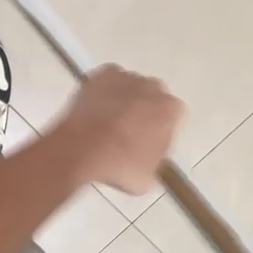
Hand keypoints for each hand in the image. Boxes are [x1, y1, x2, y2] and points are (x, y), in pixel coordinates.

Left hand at [53, 66, 182, 195]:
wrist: (81, 149)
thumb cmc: (119, 166)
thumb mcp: (147, 177)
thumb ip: (154, 162)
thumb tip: (148, 159)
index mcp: (171, 110)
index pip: (172, 118)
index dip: (160, 131)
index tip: (147, 143)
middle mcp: (154, 87)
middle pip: (153, 98)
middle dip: (144, 112)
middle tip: (127, 133)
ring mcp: (126, 78)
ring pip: (130, 88)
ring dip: (124, 100)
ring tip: (106, 121)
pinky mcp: (101, 74)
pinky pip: (108, 81)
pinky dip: (104, 91)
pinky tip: (96, 108)